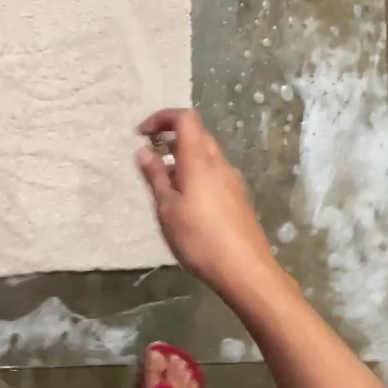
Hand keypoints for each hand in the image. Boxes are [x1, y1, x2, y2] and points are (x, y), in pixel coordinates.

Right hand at [134, 109, 287, 296]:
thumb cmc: (199, 238)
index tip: (142, 134)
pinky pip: (213, 172)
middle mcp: (219, 163)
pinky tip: (186, 201)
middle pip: (196, 133)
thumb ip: (155, 176)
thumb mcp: (167, 208)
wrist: (245, 270)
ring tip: (164, 182)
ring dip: (182, 156)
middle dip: (170, 136)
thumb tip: (144, 151)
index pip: (185, 118)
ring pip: (206, 154)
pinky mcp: (238, 197)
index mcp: (199, 160)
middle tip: (150, 156)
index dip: (162, 117)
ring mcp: (232, 180)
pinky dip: (195, 172)